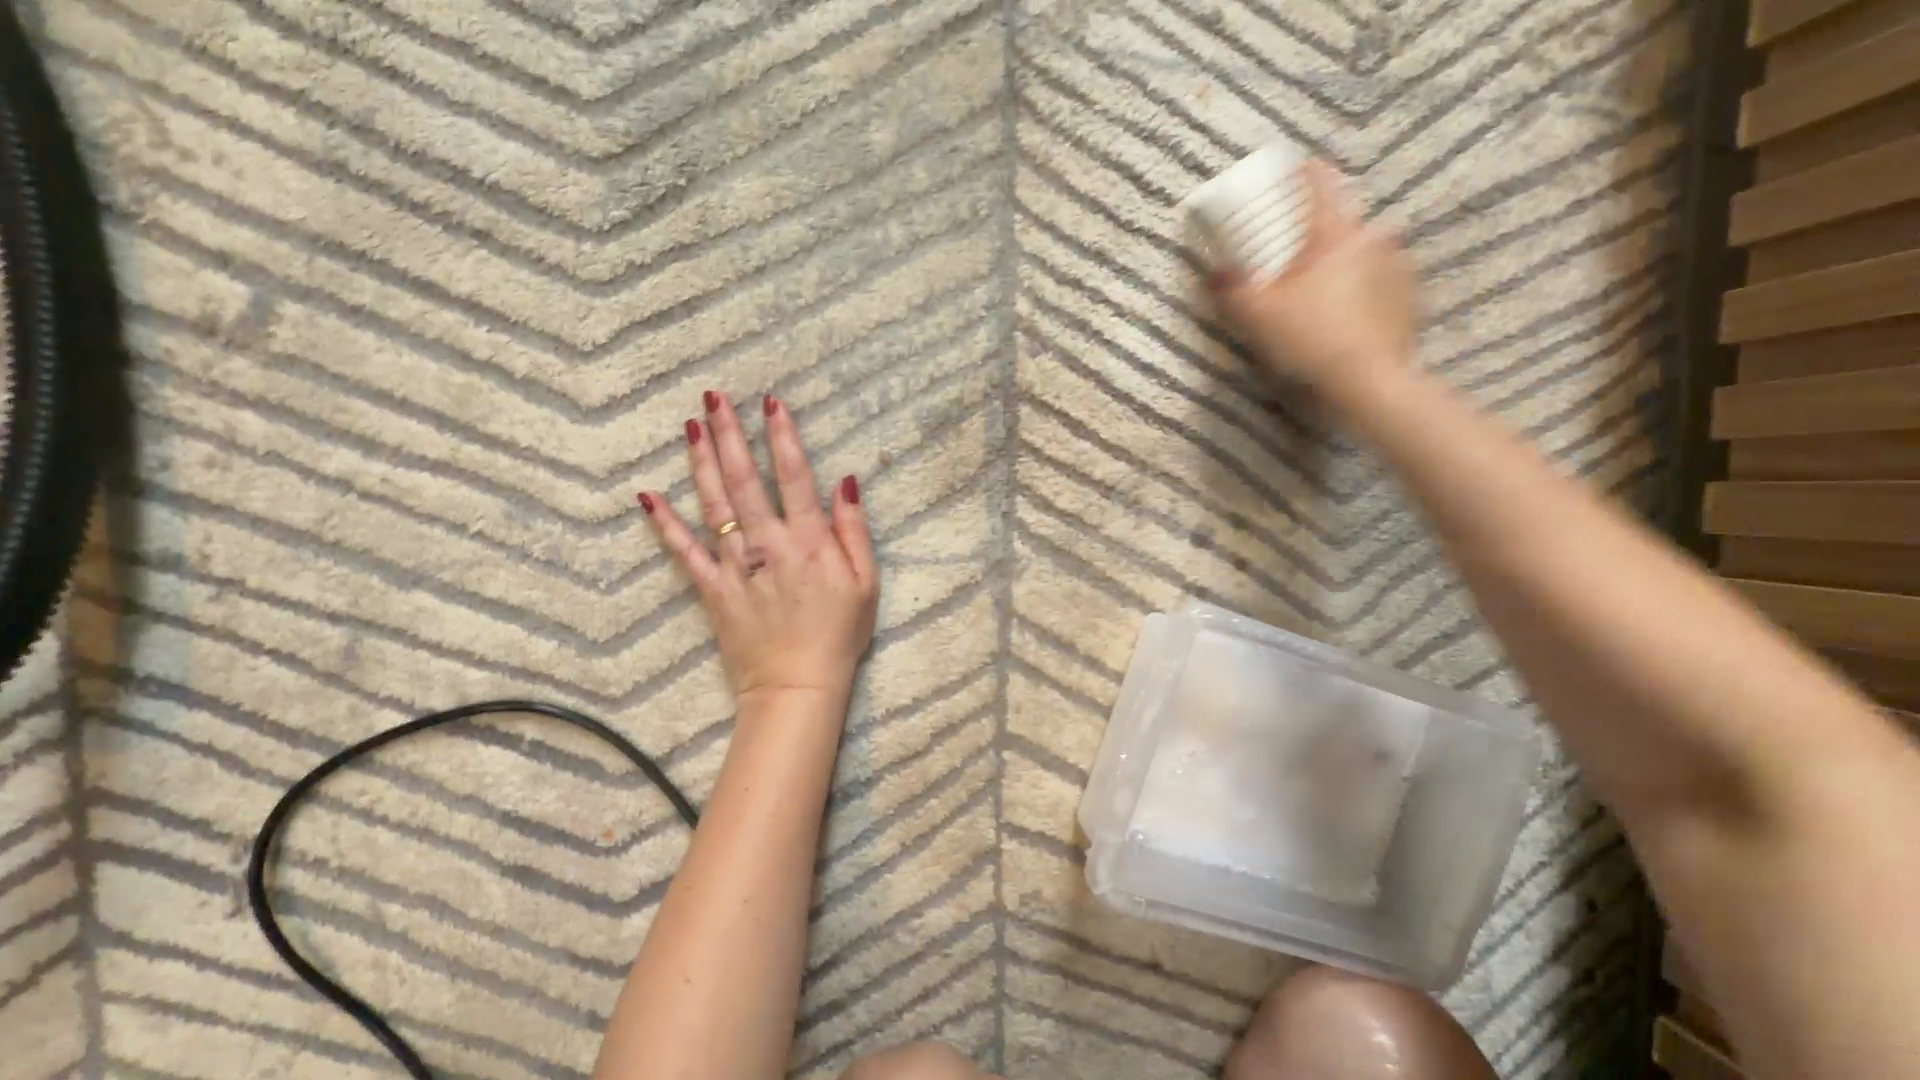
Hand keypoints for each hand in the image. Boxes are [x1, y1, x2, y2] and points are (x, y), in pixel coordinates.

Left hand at [638, 392, 877, 710]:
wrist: (797, 685)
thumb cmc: (839, 634)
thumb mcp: (866, 582)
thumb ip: (854, 530)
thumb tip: (846, 481)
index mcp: (808, 539)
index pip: (793, 475)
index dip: (782, 435)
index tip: (770, 402)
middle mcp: (768, 543)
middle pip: (744, 479)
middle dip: (729, 434)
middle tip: (713, 398)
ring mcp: (735, 565)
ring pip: (713, 504)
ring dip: (701, 462)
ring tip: (689, 426)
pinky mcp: (712, 589)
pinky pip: (682, 551)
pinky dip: (664, 523)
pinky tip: (647, 495)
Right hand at [1210, 160, 1418, 407]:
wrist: (1371, 385)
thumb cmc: (1311, 341)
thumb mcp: (1257, 316)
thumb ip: (1231, 289)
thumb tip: (1215, 273)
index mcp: (1335, 232)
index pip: (1317, 182)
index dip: (1299, 173)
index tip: (1287, 173)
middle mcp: (1373, 237)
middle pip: (1340, 220)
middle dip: (1317, 232)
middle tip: (1294, 253)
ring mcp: (1399, 266)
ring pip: (1363, 251)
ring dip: (1342, 262)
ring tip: (1320, 290)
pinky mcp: (1411, 298)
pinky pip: (1380, 282)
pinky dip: (1362, 290)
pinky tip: (1345, 315)